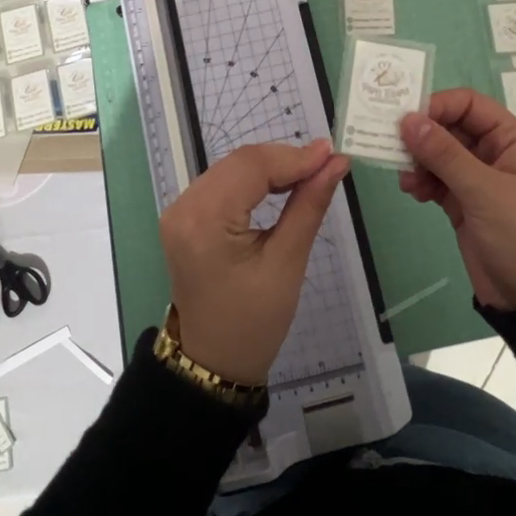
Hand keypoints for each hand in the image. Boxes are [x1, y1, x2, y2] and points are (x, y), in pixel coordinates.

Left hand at [158, 140, 350, 383]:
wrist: (214, 361)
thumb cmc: (254, 321)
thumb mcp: (287, 262)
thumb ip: (309, 205)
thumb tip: (336, 162)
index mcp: (203, 220)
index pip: (252, 167)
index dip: (294, 156)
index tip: (333, 155)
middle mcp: (183, 206)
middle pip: (240, 162)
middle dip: (285, 159)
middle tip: (328, 164)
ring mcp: (179, 210)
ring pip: (231, 167)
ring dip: (271, 168)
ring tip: (311, 175)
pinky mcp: (184, 216)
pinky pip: (222, 182)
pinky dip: (253, 180)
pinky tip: (280, 186)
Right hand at [398, 89, 515, 309]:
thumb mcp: (485, 191)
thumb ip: (445, 154)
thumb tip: (407, 119)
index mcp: (511, 140)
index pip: (469, 105)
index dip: (437, 106)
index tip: (404, 119)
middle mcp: (495, 154)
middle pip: (450, 129)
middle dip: (422, 137)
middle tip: (393, 148)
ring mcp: (479, 180)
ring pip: (439, 156)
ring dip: (419, 162)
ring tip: (406, 180)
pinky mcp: (465, 205)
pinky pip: (437, 182)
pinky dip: (422, 183)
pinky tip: (413, 193)